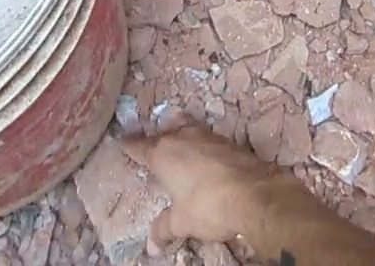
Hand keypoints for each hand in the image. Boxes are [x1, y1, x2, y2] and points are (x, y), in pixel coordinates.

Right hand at [122, 127, 294, 248]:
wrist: (253, 192)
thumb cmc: (208, 205)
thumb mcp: (181, 221)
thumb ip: (164, 229)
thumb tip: (151, 245)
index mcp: (165, 153)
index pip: (141, 147)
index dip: (130, 146)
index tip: (121, 141)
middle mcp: (183, 137)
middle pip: (165, 134)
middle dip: (157, 140)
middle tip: (151, 147)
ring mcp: (207, 136)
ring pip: (187, 130)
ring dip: (181, 137)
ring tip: (177, 148)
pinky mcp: (228, 141)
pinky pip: (206, 139)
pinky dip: (201, 146)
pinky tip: (204, 158)